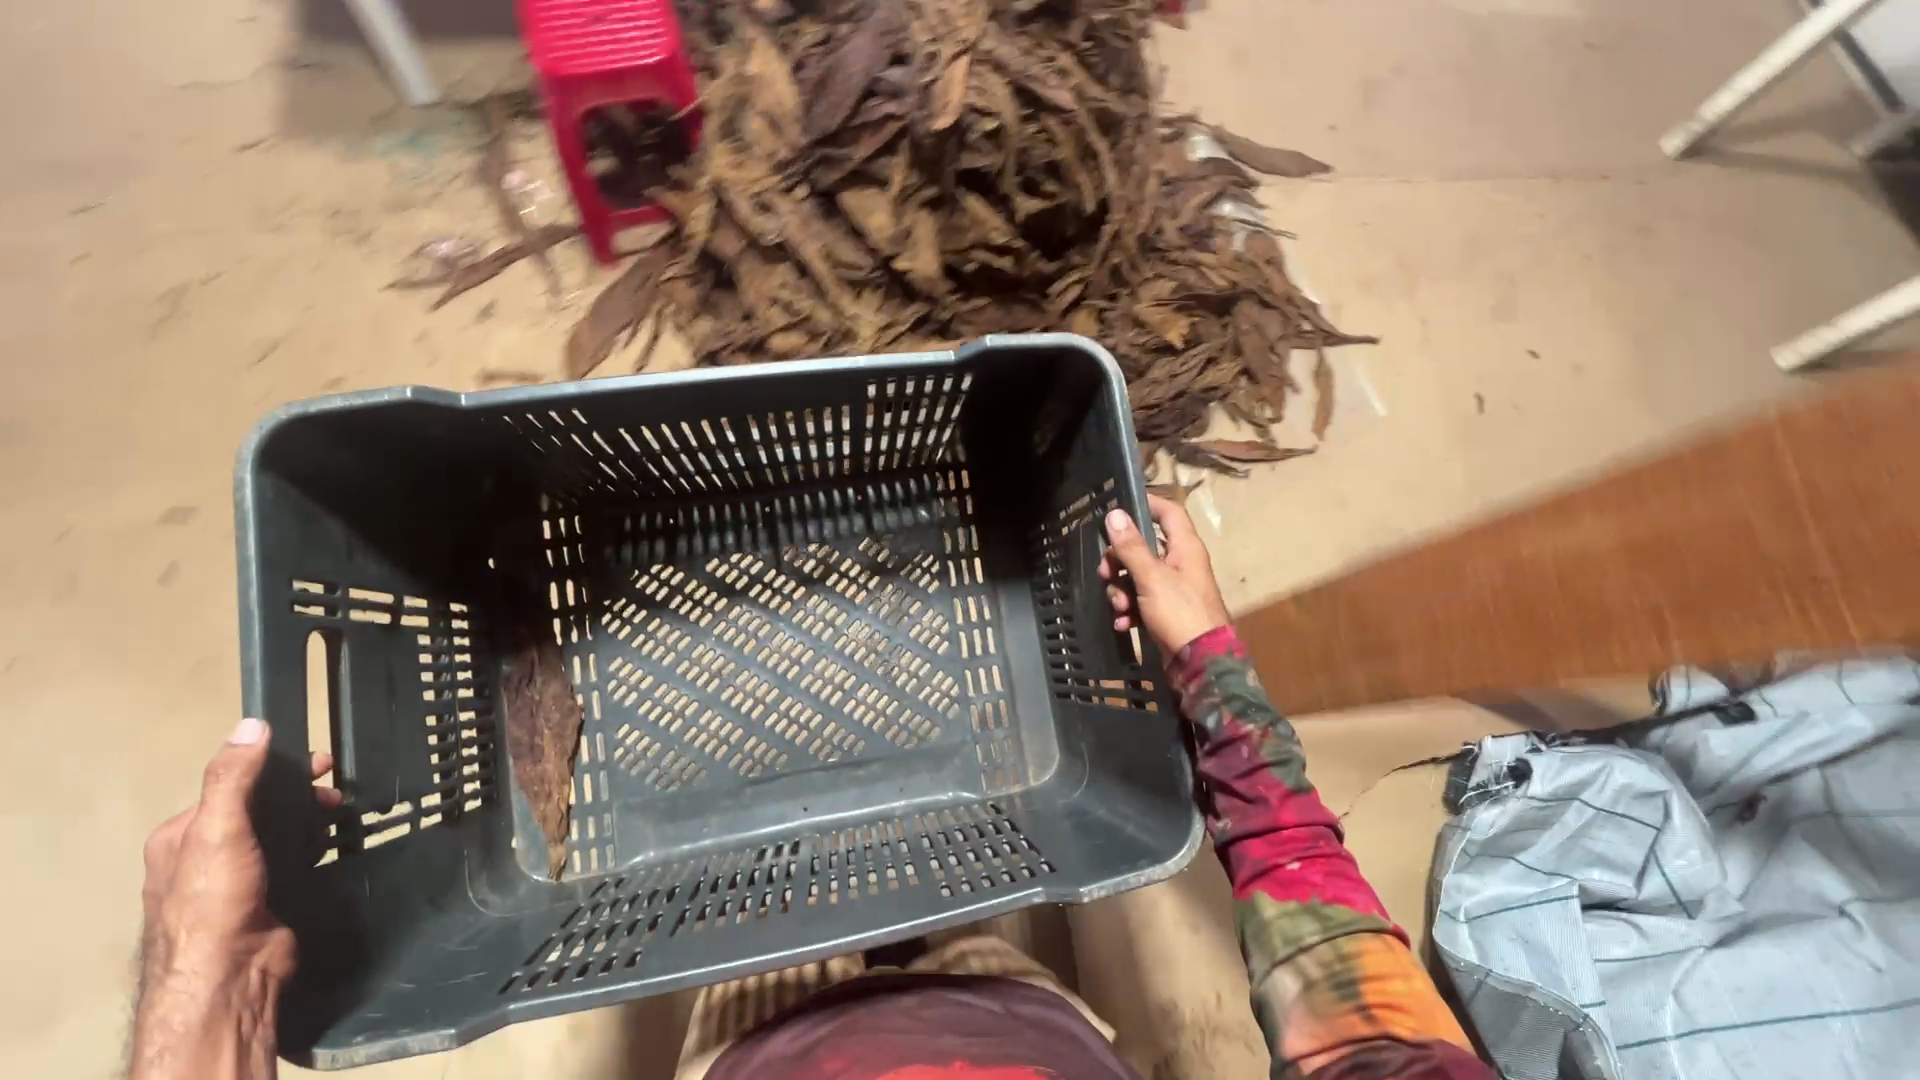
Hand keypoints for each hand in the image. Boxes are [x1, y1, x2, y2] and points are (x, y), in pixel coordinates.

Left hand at [131, 718, 338, 1079]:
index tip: (320, 762)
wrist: (232, 972)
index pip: (231, 786)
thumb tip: (251, 724)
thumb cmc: (216, 899)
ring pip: (281, 831)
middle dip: (300, 793)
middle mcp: (206, 855)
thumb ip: (233, 778)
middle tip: (337, 791)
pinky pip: (297, 857)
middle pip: (260, 807)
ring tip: (343, 815)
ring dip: (312, 819)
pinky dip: (317, 845)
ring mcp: (239, 878)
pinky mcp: (271, 895)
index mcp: (182, 836)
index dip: (276, 768)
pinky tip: (336, 842)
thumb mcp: (218, 830)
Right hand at [1101, 494, 1231, 654]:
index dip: (1147, 505)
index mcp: (1185, 548)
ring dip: (1121, 590)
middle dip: (1119, 562)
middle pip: (1143, 548)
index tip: (1119, 508)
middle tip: (1105, 573)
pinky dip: (1129, 610)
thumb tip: (1115, 514)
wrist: (1199, 663)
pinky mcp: (1164, 612)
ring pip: (1136, 577)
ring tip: (1119, 607)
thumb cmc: (1180, 613)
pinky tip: (1123, 622)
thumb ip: (1131, 546)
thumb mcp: (1152, 577)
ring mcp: (1172, 589)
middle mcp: (1180, 564)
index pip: (1169, 513)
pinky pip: (1139, 601)